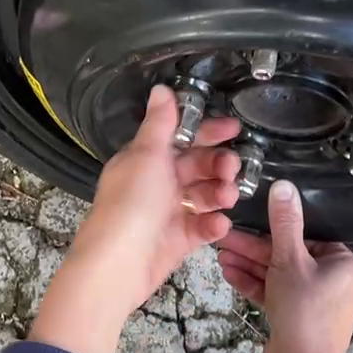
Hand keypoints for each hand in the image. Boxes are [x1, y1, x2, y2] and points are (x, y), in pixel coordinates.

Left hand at [31, 85, 241, 352]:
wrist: (118, 263)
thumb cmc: (131, 203)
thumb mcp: (146, 155)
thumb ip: (160, 123)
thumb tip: (161, 89)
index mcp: (144, 159)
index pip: (180, 138)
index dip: (207, 132)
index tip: (234, 128)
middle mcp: (155, 183)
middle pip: (196, 167)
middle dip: (218, 164)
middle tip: (233, 167)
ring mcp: (167, 212)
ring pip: (203, 196)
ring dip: (219, 193)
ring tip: (227, 196)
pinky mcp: (177, 240)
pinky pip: (202, 227)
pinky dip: (212, 224)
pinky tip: (218, 224)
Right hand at [215, 179, 352, 352]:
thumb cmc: (304, 308)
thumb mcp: (289, 259)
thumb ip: (284, 223)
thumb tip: (284, 186)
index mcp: (345, 265)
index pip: (309, 238)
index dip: (276, 232)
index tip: (247, 223)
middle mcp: (335, 282)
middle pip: (289, 256)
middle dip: (253, 249)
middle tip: (224, 239)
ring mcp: (316, 301)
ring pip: (278, 274)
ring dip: (249, 265)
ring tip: (219, 255)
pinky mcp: (297, 317)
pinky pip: (276, 292)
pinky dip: (254, 283)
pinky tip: (228, 274)